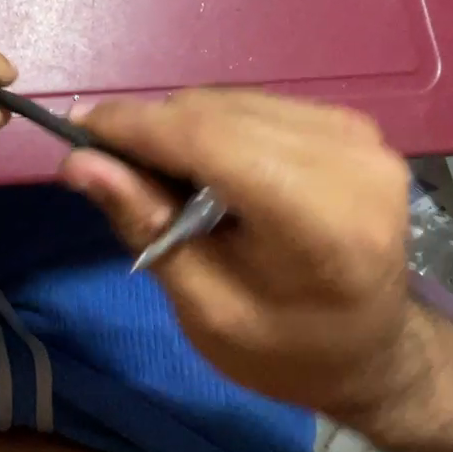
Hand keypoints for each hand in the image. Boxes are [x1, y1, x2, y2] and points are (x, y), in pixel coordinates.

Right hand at [60, 90, 422, 419]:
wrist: (375, 352)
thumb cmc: (285, 346)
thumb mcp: (204, 308)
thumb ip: (144, 226)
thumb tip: (77, 163)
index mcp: (325, 226)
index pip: (212, 143)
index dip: (136, 128)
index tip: (76, 131)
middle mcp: (351, 163)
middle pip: (213, 114)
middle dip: (149, 129)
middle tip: (110, 164)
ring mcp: (357, 135)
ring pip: (224, 99)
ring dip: (176, 126)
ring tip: (162, 173)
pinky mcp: (347, 122)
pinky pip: (246, 101)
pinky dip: (208, 123)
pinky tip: (205, 164)